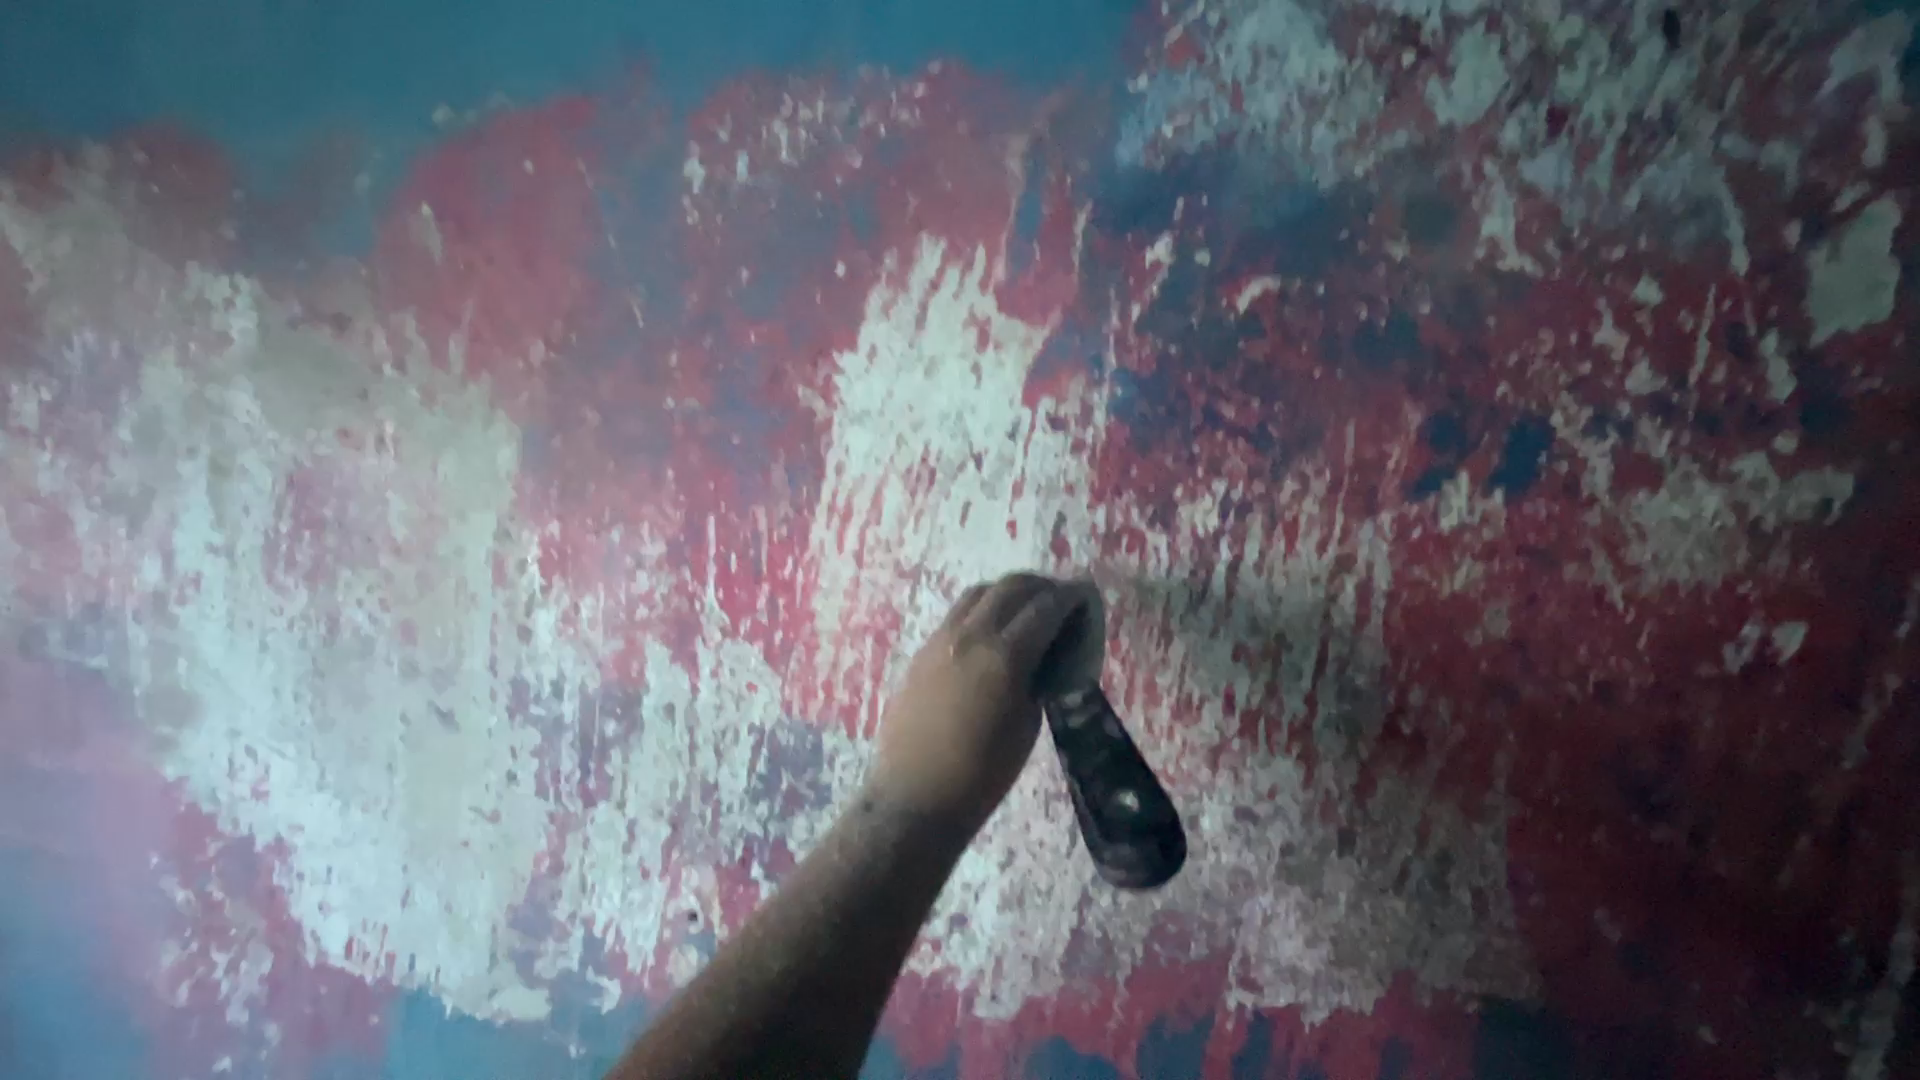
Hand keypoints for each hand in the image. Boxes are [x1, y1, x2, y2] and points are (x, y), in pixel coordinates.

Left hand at [866, 573, 1086, 831]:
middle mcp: (970, 635)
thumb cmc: (981, 774)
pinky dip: (983, 609)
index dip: (1071, 598)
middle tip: (1060, 601)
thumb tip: (1048, 654)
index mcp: (1003, 656)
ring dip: (1008, 592)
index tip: (1086, 596)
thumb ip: (1040, 679)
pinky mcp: (922, 651)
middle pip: (1010, 587)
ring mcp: (940, 639)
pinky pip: (957, 614)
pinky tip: (994, 632)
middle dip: (1041, 587)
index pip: (1045, 607)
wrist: (915, 796)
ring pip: (979, 593)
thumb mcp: (1027, 725)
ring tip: (1027, 609)